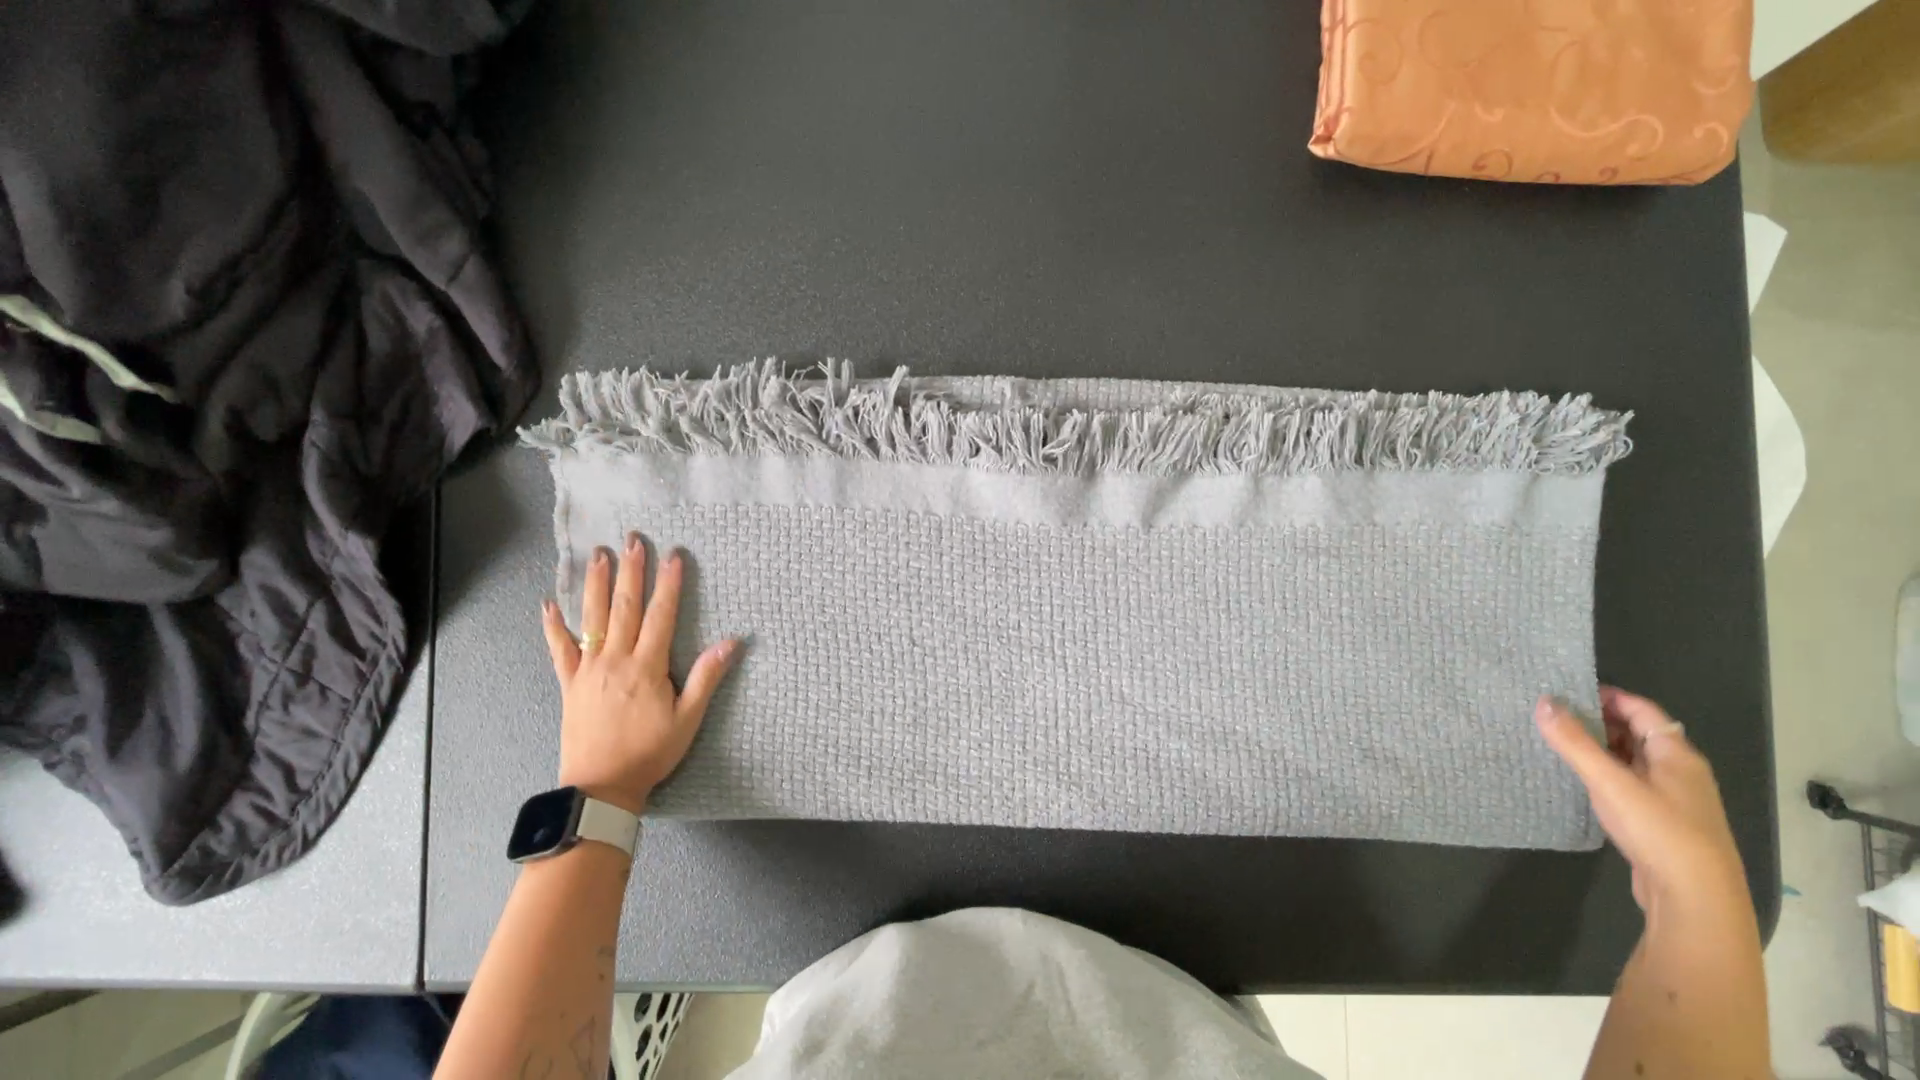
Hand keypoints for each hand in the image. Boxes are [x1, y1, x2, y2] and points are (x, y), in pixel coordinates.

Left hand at [540, 532, 738, 814]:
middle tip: (633, 540)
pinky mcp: (570, 683)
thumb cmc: (650, 753)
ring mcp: (589, 669)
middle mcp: (615, 659)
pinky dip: (553, 626)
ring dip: (596, 585)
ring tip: (599, 556)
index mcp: (647, 666)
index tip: (673, 555)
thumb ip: (706, 678)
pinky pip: (559, 649)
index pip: (660, 615)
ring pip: (592, 618)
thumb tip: (732, 642)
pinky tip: (548, 604)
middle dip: (632, 572)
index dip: (668, 584)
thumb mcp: (688, 719)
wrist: (601, 786)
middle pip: (625, 607)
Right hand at [1535, 687, 1748, 923]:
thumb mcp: (1610, 782)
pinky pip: (1631, 785)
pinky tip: (1581, 783)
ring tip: (1560, 744)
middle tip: (1555, 716)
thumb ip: (1574, 742)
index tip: (1568, 691)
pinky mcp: (1662, 823)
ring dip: (1601, 750)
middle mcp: (1680, 772)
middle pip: (1638, 733)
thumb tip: (1544, 702)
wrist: (1695, 898)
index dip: (1608, 696)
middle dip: (1600, 721)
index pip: (1643, 710)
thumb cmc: (1659, 830)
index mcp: (1676, 754)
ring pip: (1633, 761)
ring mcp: (1674, 799)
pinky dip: (1606, 775)